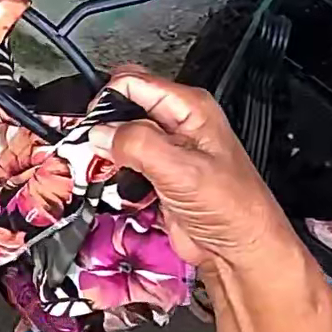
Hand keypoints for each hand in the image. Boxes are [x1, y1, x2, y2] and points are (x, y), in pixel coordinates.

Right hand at [89, 66, 295, 273]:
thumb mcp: (182, 169)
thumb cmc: (233, 207)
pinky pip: (124, 168)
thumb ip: (138, 144)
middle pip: (123, 109)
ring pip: (120, 140)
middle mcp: (177, 125)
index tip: (94, 127)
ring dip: (107, 155)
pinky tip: (119, 187)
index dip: (108, 101)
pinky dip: (115, 177)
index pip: (133, 83)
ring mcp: (166, 151)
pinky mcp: (157, 177)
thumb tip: (102, 132)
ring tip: (107, 171)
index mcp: (189, 108)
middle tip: (95, 150)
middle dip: (104, 128)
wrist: (237, 248)